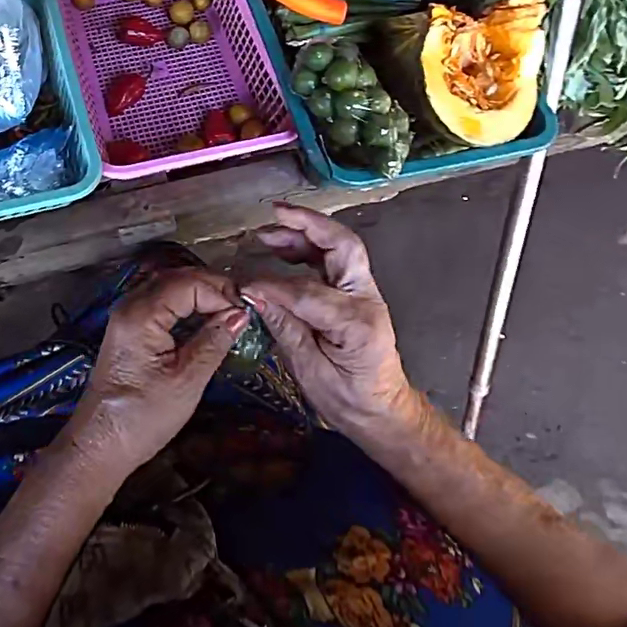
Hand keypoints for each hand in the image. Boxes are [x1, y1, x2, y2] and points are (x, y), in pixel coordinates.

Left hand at [60, 268, 245, 477]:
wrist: (101, 443)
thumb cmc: (143, 417)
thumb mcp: (186, 381)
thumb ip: (213, 342)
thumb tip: (241, 314)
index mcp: (140, 315)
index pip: (187, 285)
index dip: (219, 293)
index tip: (247, 311)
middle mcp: (129, 305)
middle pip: (175, 279)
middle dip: (211, 287)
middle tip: (243, 306)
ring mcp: (126, 315)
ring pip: (167, 288)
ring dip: (199, 293)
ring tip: (230, 310)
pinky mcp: (128, 328)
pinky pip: (159, 302)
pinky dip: (184, 304)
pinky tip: (204, 318)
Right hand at [242, 205, 421, 437]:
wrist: (383, 412)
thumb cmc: (349, 400)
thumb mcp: (310, 371)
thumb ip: (283, 327)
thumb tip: (251, 294)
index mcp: (357, 324)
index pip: (307, 293)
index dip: (271, 287)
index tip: (242, 287)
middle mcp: (366, 298)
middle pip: (342, 245)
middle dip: (308, 224)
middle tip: (273, 214)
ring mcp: (363, 292)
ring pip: (338, 245)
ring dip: (303, 231)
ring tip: (267, 231)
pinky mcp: (355, 291)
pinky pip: (332, 258)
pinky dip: (306, 246)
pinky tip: (280, 248)